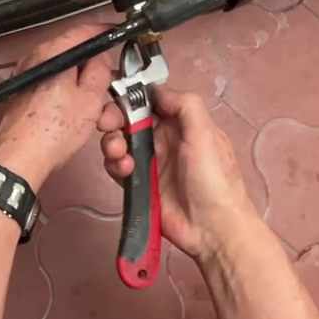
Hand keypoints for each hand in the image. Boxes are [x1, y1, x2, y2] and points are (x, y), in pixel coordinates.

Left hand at [0, 22, 116, 185]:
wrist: (17, 160)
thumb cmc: (51, 132)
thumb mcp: (90, 99)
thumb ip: (99, 69)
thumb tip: (100, 56)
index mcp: (51, 52)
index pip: (83, 29)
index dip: (104, 32)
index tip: (116, 36)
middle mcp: (33, 58)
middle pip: (70, 50)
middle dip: (92, 63)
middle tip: (108, 79)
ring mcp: (23, 76)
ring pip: (60, 69)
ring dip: (78, 80)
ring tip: (91, 104)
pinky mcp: (19, 93)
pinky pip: (48, 83)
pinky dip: (63, 91)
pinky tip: (71, 113)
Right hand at [99, 87, 260, 262]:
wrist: (212, 227)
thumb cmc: (213, 177)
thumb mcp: (206, 133)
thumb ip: (184, 104)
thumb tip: (156, 91)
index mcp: (181, 123)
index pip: (150, 101)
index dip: (132, 97)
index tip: (117, 97)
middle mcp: (164, 138)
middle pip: (129, 119)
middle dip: (114, 117)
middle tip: (105, 123)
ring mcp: (150, 161)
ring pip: (120, 141)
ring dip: (113, 142)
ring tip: (119, 153)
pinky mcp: (138, 184)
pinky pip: (117, 167)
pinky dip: (114, 164)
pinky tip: (124, 170)